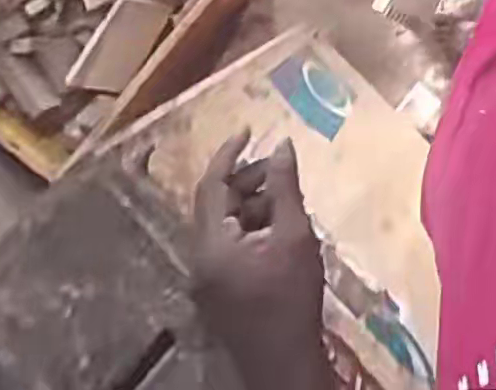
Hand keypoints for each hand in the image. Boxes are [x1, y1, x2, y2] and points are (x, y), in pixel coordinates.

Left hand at [191, 132, 330, 389]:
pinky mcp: (219, 291)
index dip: (229, 152)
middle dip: (249, 180)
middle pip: (218, 203)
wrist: (285, 366)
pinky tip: (281, 227)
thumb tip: (282, 144)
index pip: (212, 184)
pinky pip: (230, 244)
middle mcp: (200, 259)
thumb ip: (285, 186)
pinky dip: (253, 227)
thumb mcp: (295, 233)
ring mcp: (207, 278)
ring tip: (288, 200)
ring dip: (254, 204)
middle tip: (281, 168)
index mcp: (212, 244)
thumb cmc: (291, 296)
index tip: (249, 129)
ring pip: (226, 224)